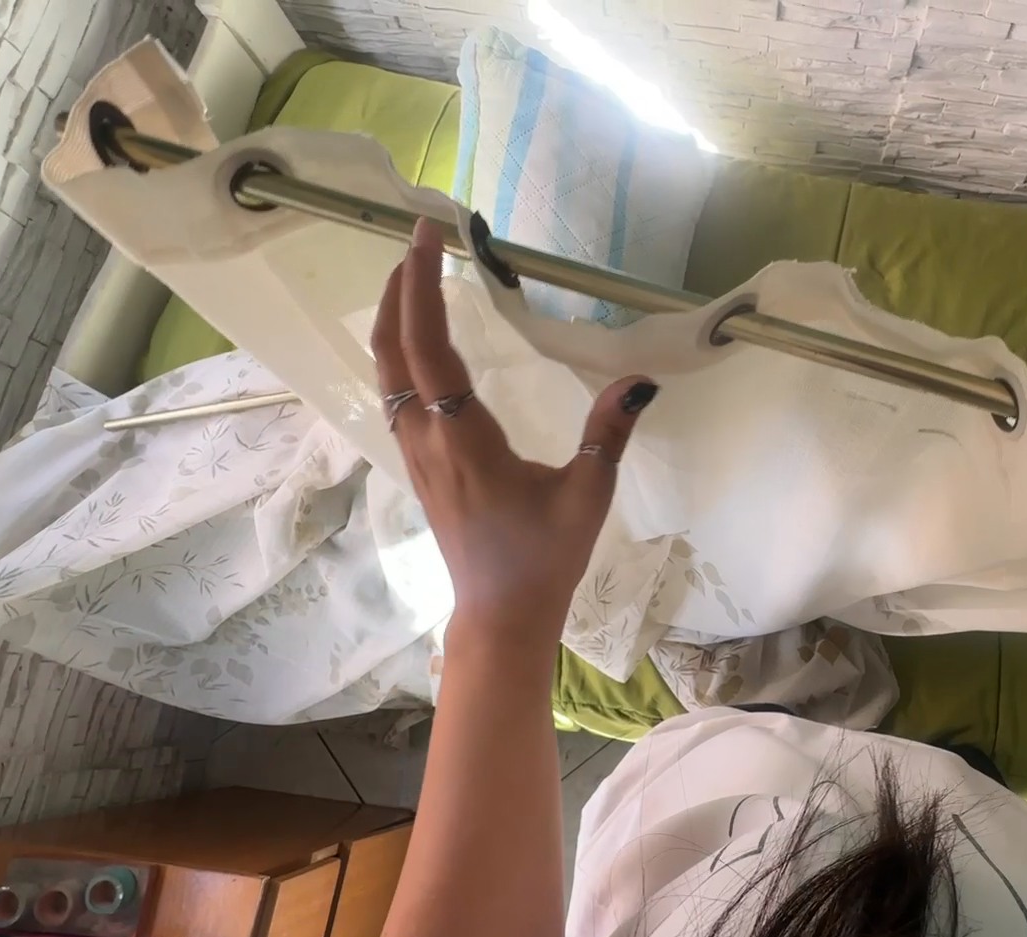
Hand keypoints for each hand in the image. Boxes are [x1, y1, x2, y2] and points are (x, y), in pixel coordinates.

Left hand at [373, 218, 657, 637]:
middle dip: (397, 290)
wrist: (502, 612)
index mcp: (464, 440)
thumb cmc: (544, 556)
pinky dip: (400, 356)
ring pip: (385, 375)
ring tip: (416, 282)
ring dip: (393, 321)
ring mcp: (415, 456)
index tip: (428, 235)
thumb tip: (640, 381)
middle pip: (391, 350)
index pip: (429, 346)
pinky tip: (421, 349)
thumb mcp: (588, 495)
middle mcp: (426, 440)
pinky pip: (395, 398)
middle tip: (418, 245)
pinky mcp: (419, 469)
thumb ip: (609, 434)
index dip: (422, 285)